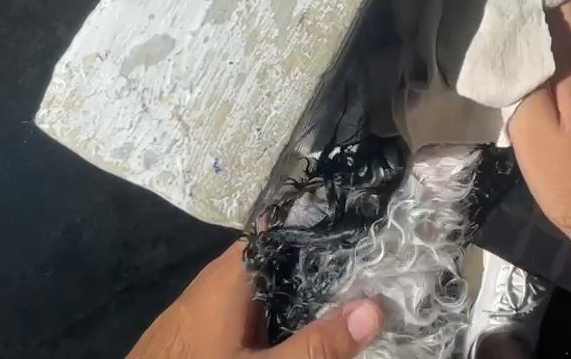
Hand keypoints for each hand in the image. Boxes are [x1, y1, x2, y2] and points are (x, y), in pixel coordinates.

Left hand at [128, 242, 381, 358]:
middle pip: (274, 261)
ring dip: (291, 297)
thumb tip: (376, 308)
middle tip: (361, 270)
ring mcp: (199, 313)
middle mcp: (213, 284)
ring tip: (339, 299)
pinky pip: (240, 316)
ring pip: (257, 292)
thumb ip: (318, 345)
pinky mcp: (194, 339)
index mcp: (229, 276)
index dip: (318, 225)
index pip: (280, 228)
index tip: (358, 225)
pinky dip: (268, 320)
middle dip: (312, 267)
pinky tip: (288, 337)